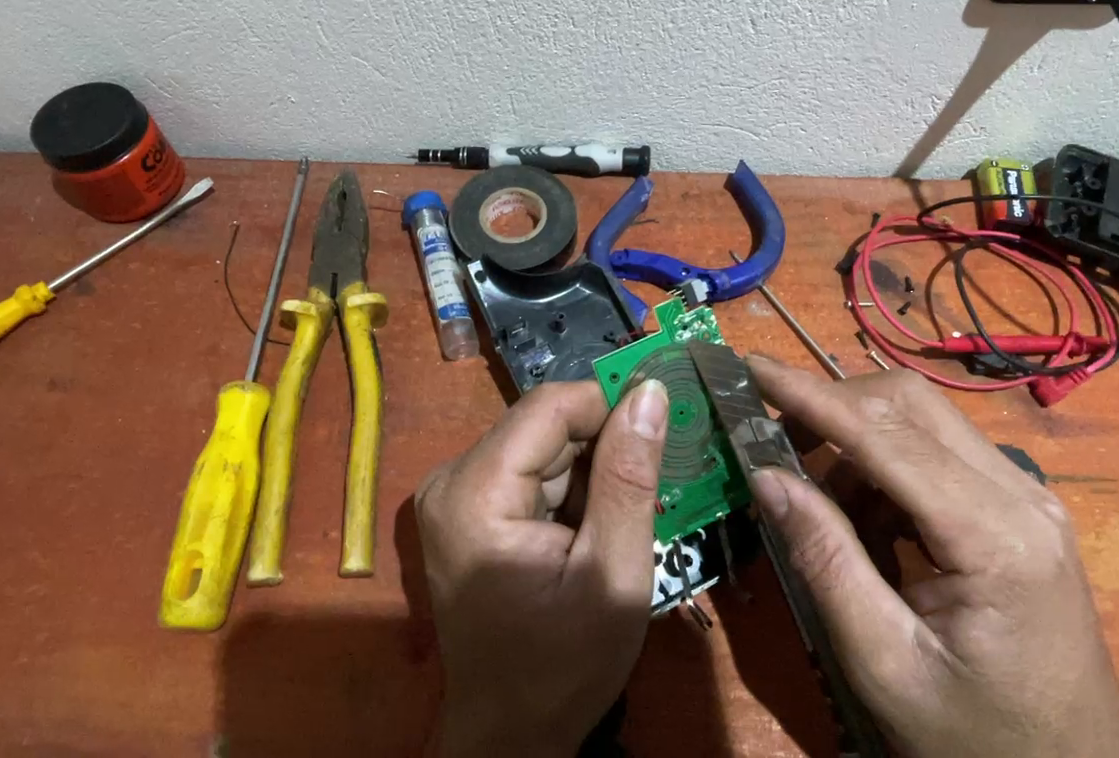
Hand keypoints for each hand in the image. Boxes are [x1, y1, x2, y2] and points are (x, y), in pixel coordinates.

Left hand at [415, 379, 668, 757]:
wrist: (509, 733)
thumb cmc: (563, 668)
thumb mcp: (613, 575)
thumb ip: (628, 478)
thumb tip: (650, 394)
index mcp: (476, 493)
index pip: (549, 408)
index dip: (610, 403)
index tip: (665, 419)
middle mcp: (452, 480)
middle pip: (542, 426)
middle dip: (604, 443)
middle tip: (658, 473)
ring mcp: (454, 494)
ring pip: (540, 446)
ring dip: (590, 468)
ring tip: (631, 507)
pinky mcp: (466, 510)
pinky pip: (528, 472)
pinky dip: (570, 488)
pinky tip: (597, 524)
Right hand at [746, 355, 1118, 757]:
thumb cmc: (977, 737)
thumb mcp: (884, 662)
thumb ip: (825, 560)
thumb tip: (765, 474)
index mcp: (995, 536)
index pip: (885, 435)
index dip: (810, 394)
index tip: (749, 367)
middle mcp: (1021, 496)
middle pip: (910, 404)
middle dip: (831, 406)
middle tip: (771, 437)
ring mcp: (1027, 498)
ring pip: (922, 420)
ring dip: (854, 441)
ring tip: (815, 503)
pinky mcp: (1020, 509)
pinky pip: (936, 454)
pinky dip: (882, 469)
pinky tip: (862, 522)